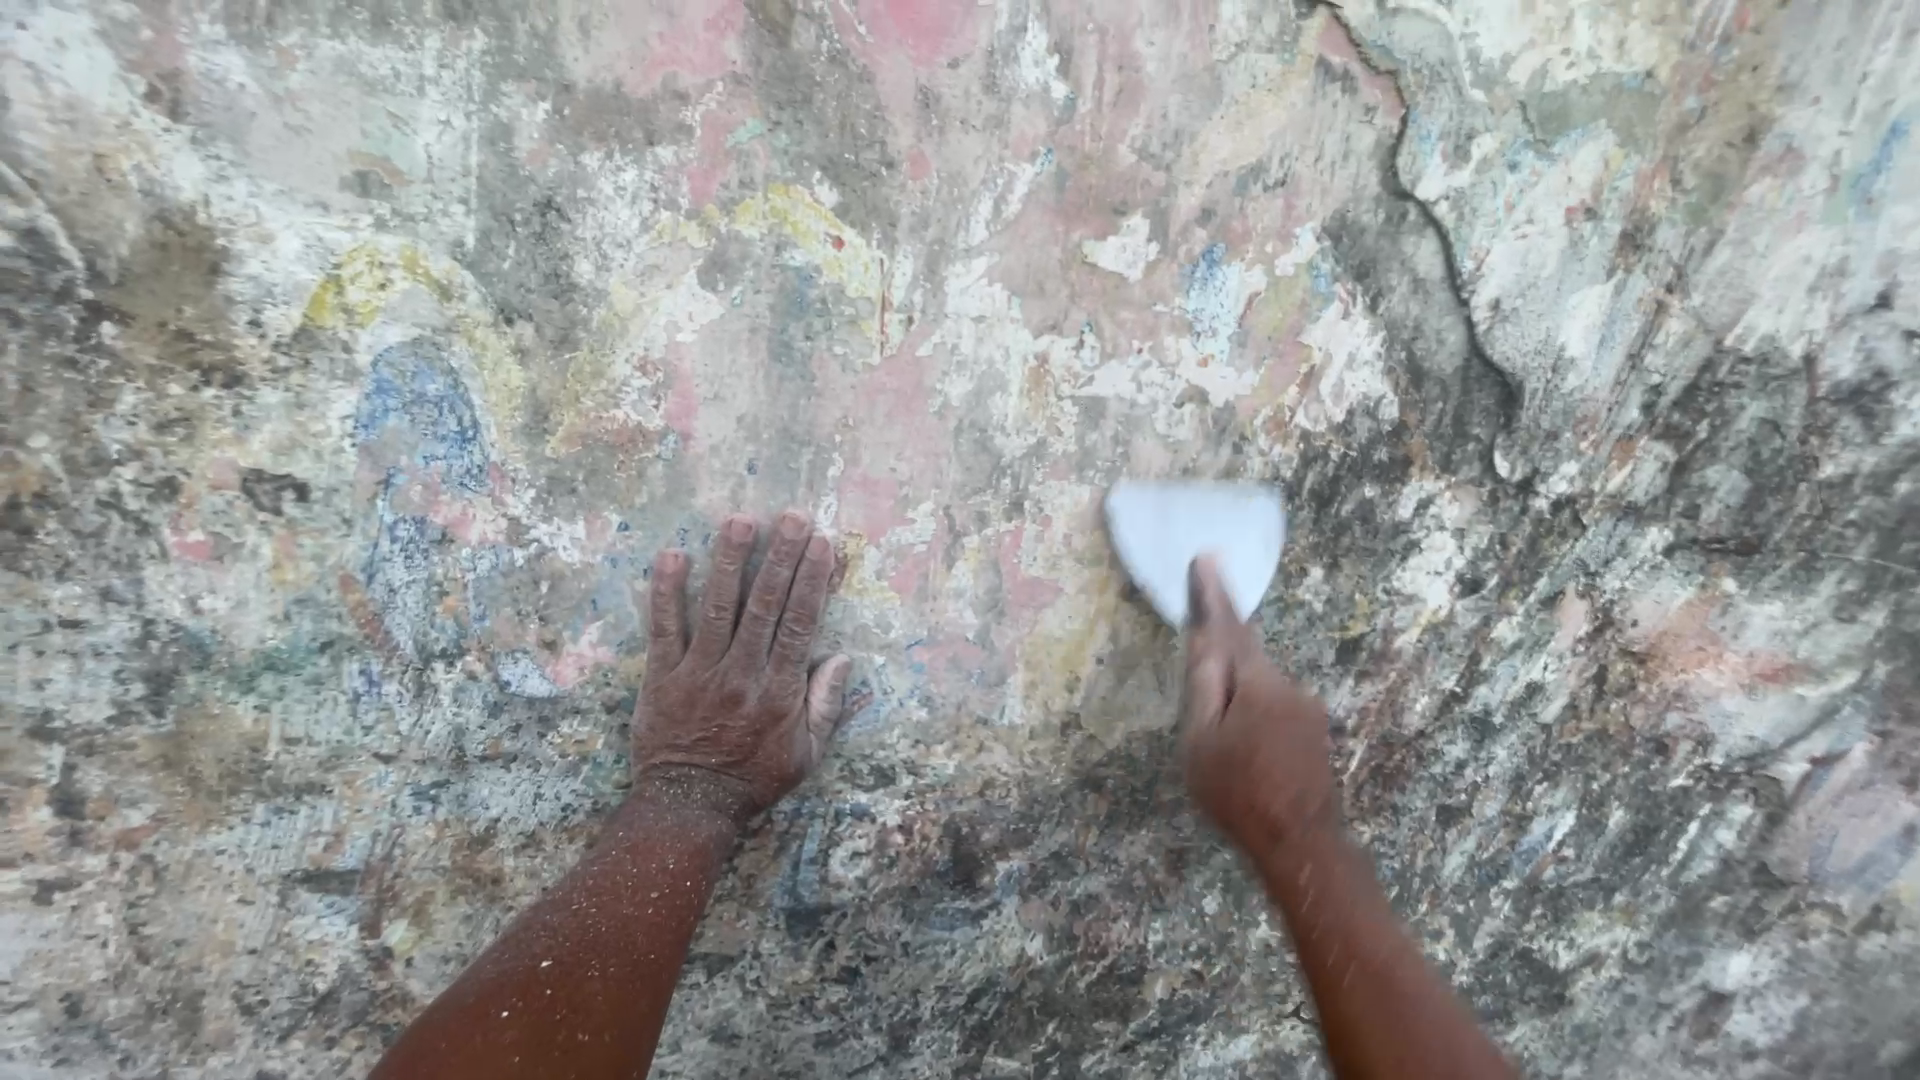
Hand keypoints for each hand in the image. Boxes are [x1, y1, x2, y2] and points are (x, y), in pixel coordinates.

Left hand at [633, 510, 852, 825]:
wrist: (689, 806)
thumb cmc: (756, 778)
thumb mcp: (809, 754)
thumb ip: (827, 705)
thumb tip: (843, 657)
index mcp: (781, 691)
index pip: (801, 624)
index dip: (813, 581)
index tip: (822, 544)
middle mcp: (743, 674)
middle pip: (765, 606)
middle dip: (781, 557)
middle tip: (791, 517)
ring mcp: (700, 673)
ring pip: (718, 608)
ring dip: (730, 562)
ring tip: (739, 521)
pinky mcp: (662, 677)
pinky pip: (664, 630)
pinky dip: (666, 593)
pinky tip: (672, 556)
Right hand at [1181, 555, 1337, 851]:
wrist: (1301, 845)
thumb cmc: (1238, 792)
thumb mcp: (1201, 740)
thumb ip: (1204, 684)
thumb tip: (1204, 638)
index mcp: (1258, 683)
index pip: (1230, 628)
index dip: (1214, 595)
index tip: (1206, 559)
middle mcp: (1289, 686)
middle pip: (1246, 657)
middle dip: (1223, 651)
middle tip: (1202, 657)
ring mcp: (1308, 709)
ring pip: (1260, 686)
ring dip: (1238, 695)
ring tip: (1221, 738)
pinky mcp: (1314, 731)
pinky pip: (1274, 705)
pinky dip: (1254, 711)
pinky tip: (1246, 746)